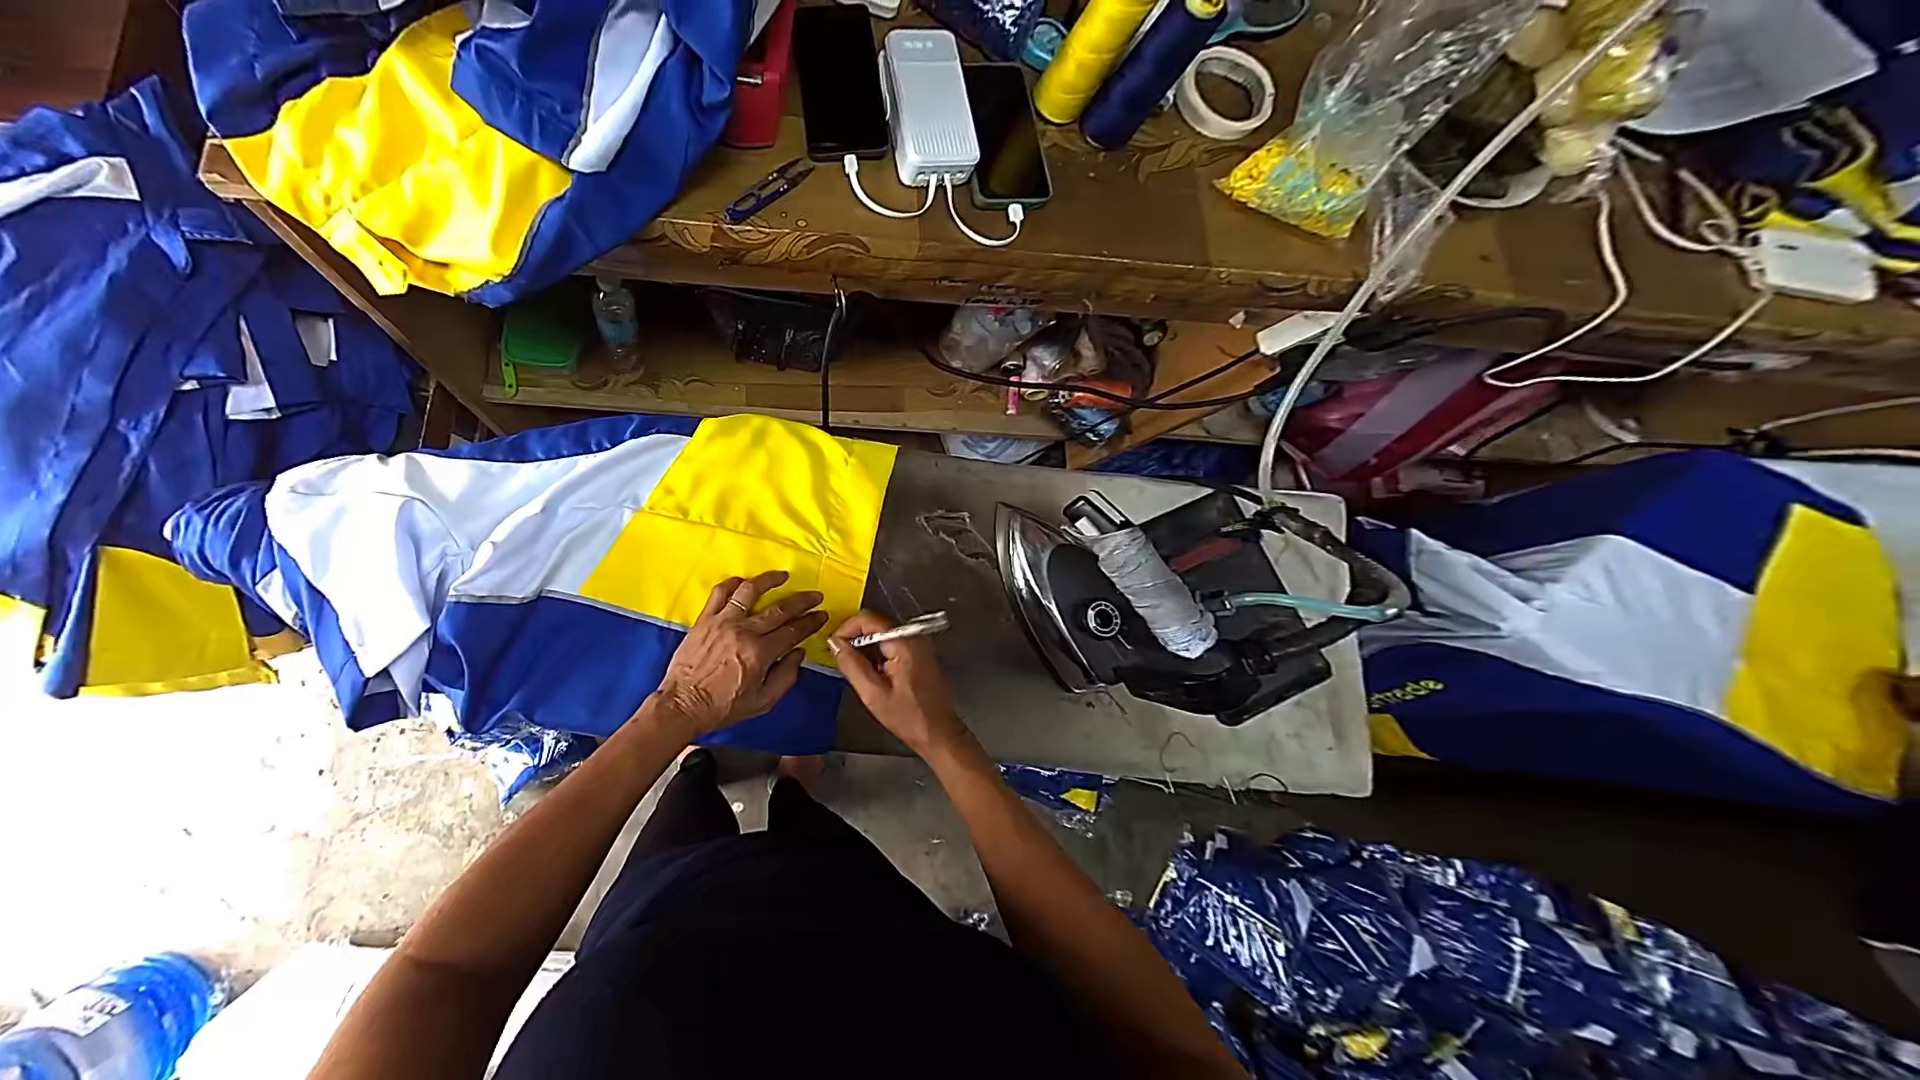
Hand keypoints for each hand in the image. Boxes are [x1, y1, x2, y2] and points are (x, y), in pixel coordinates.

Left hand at [649, 571, 827, 738]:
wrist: (683, 706)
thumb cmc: (723, 706)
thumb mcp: (764, 701)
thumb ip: (787, 676)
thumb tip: (799, 653)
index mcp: (761, 653)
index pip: (794, 631)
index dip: (811, 621)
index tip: (821, 615)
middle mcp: (744, 632)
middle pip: (780, 609)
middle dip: (802, 601)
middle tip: (815, 596)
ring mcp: (723, 622)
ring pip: (750, 591)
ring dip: (770, 581)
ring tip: (782, 576)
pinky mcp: (705, 620)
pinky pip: (720, 593)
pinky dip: (733, 583)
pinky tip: (744, 582)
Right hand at [830, 610, 966, 757]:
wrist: (938, 732)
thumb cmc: (909, 717)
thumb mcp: (872, 693)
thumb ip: (851, 664)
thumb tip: (835, 644)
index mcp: (904, 642)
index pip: (868, 618)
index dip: (846, 629)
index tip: (833, 645)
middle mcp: (914, 637)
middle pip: (876, 624)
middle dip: (854, 639)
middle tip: (841, 659)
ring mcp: (918, 645)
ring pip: (882, 635)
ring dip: (865, 648)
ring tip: (856, 671)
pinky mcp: (919, 654)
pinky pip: (892, 645)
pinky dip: (877, 655)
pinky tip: (873, 675)